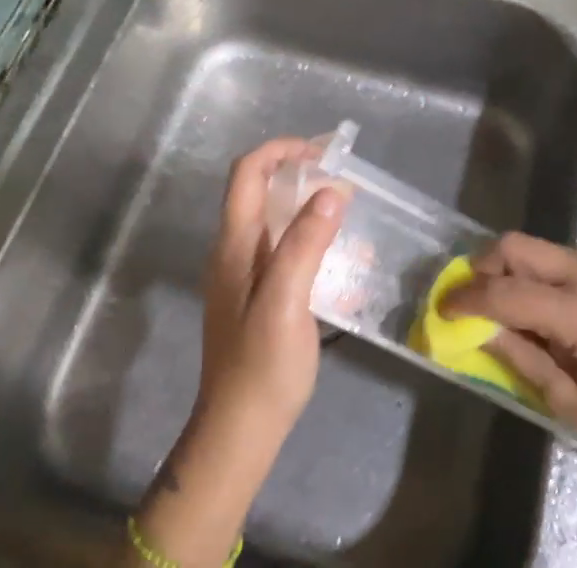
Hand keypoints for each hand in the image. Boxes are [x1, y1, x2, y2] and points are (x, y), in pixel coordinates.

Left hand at [196, 137, 349, 441]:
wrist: (240, 426)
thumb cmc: (263, 365)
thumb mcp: (287, 301)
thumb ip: (305, 244)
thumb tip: (330, 189)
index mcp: (233, 244)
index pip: (247, 173)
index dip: (280, 150)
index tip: (322, 153)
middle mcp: (232, 250)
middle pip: (257, 190)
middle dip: (296, 171)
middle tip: (341, 176)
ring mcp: (242, 273)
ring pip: (269, 218)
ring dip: (302, 202)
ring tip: (344, 207)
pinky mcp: (255, 294)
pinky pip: (278, 247)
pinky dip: (304, 234)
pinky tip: (334, 251)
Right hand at [443, 231, 576, 465]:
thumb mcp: (566, 398)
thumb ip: (518, 355)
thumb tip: (478, 330)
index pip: (503, 292)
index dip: (466, 299)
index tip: (441, 308)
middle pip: (514, 246)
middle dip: (483, 268)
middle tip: (470, 300)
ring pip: (534, 247)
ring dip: (507, 268)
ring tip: (499, 306)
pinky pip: (556, 258)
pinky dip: (533, 273)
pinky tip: (535, 307)